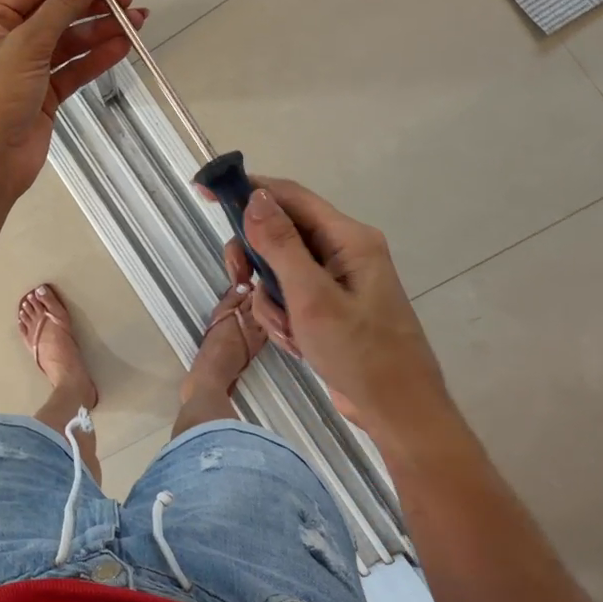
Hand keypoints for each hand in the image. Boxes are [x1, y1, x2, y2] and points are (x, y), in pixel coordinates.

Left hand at [0, 0, 144, 198]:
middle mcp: (9, 40)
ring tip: (137, 20)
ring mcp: (28, 69)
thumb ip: (63, 4)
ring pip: (70, 40)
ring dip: (102, 29)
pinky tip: (123, 46)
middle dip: (93, 1)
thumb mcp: (27, 45)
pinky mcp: (45, 95)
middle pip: (57, 10)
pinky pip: (75, 68)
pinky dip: (98, 57)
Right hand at [221, 178, 448, 441]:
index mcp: (348, 239)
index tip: (204, 192)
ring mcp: (337, 280)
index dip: (245, 189)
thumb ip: (280, 245)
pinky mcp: (330, 305)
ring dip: (270, 300)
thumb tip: (255, 197)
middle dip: (255, 259)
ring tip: (289, 330)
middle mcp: (343, 251)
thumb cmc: (360, 353)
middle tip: (240, 281)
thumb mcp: (311, 297)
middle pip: (277, 233)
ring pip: (277, 270)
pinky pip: (288, 296)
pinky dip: (282, 317)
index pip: (287, 196)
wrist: (397, 412)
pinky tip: (298, 342)